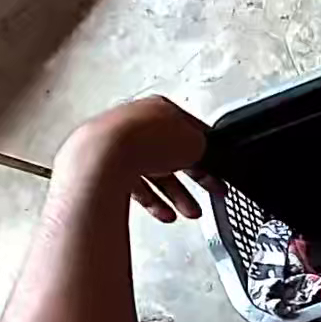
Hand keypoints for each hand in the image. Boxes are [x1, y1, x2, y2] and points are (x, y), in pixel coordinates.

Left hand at [59, 96, 218, 222]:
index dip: (207, 153)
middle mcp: (137, 122)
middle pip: (173, 154)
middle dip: (195, 178)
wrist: (103, 157)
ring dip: (176, 195)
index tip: (217, 170)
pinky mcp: (105, 166)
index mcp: (159, 108)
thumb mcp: (195, 143)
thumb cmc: (144, 141)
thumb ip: (203, 148)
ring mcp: (119, 144)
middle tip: (210, 190)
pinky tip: (164, 212)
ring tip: (189, 212)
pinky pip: (136, 185)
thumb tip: (201, 154)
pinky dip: (152, 200)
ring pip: (156, 172)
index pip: (191, 132)